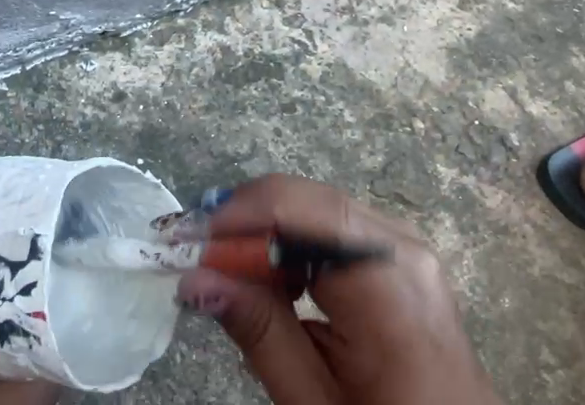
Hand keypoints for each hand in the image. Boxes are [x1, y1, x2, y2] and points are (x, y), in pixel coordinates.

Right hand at [176, 175, 500, 404]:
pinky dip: (290, 242)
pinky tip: (273, 280)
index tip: (179, 244)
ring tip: (226, 272)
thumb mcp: (315, 401)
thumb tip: (193, 276)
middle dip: (240, 220)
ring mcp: (405, 246)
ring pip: (311, 207)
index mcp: (386, 282)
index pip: (292, 213)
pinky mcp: (400, 254)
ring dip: (261, 231)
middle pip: (300, 200)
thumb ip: (256, 331)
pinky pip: (331, 225)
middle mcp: (400, 246)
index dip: (229, 220)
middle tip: (192, 252)